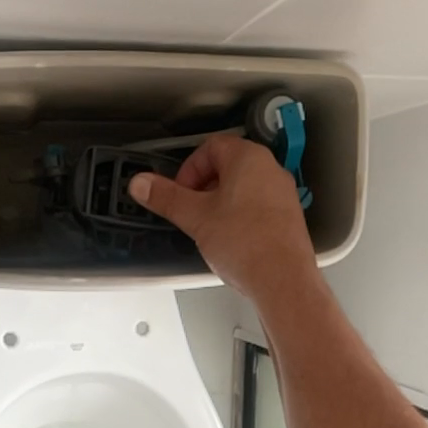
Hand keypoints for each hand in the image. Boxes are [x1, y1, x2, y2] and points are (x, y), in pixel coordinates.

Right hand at [127, 134, 318, 298]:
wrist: (282, 280)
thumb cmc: (246, 244)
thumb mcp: (196, 218)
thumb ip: (167, 198)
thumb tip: (141, 183)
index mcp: (248, 159)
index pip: (211, 147)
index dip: (189, 169)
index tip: (179, 193)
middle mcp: (270, 171)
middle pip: (228, 168)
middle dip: (203, 189)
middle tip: (191, 213)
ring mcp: (282, 195)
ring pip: (242, 190)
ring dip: (220, 206)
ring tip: (209, 231)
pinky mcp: (287, 219)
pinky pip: (256, 209)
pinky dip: (239, 220)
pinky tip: (231, 243)